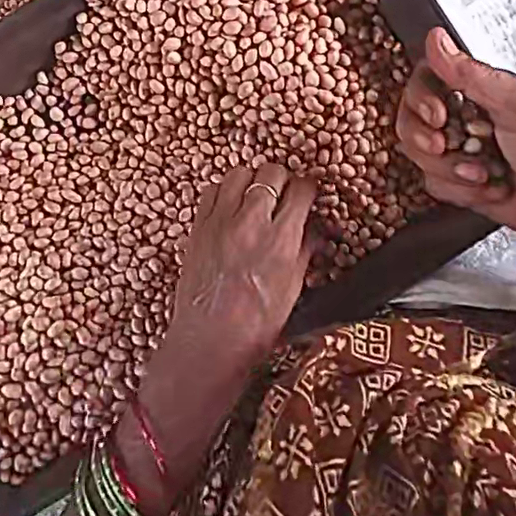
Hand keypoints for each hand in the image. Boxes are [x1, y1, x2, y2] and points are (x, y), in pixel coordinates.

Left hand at [164, 163, 315, 358]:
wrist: (210, 342)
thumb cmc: (256, 325)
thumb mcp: (293, 287)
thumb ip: (304, 249)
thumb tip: (316, 228)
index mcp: (280, 239)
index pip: (302, 189)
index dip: (309, 188)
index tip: (308, 194)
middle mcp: (251, 223)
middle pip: (271, 172)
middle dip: (283, 179)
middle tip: (284, 194)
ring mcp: (220, 222)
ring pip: (240, 173)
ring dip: (253, 181)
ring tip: (257, 197)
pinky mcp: (198, 227)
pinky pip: (212, 190)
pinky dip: (225, 191)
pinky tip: (232, 206)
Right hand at [395, 28, 515, 239]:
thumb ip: (472, 74)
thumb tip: (438, 40)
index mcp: (482, 91)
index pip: (427, 80)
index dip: (421, 98)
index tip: (437, 114)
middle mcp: (468, 118)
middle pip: (413, 119)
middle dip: (427, 139)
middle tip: (446, 146)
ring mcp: (464, 152)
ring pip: (420, 156)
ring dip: (451, 169)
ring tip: (484, 171)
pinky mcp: (463, 184)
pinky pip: (435, 185)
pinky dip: (461, 191)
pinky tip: (491, 188)